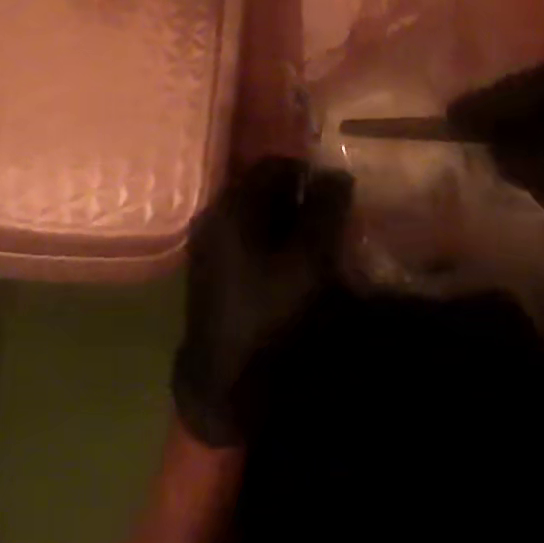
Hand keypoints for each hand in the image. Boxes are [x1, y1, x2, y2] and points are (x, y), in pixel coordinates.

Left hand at [173, 157, 353, 446]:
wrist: (229, 376)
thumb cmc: (274, 310)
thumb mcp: (311, 256)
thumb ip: (325, 209)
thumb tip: (335, 176)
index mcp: (231, 207)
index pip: (271, 166)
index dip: (307, 171)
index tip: (336, 190)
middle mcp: (212, 218)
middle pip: (259, 190)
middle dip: (297, 197)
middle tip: (332, 215)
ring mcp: (207, 247)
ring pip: (253, 217)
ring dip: (285, 221)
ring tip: (318, 240)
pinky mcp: (210, 273)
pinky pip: (244, 241)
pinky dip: (270, 242)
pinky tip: (293, 263)